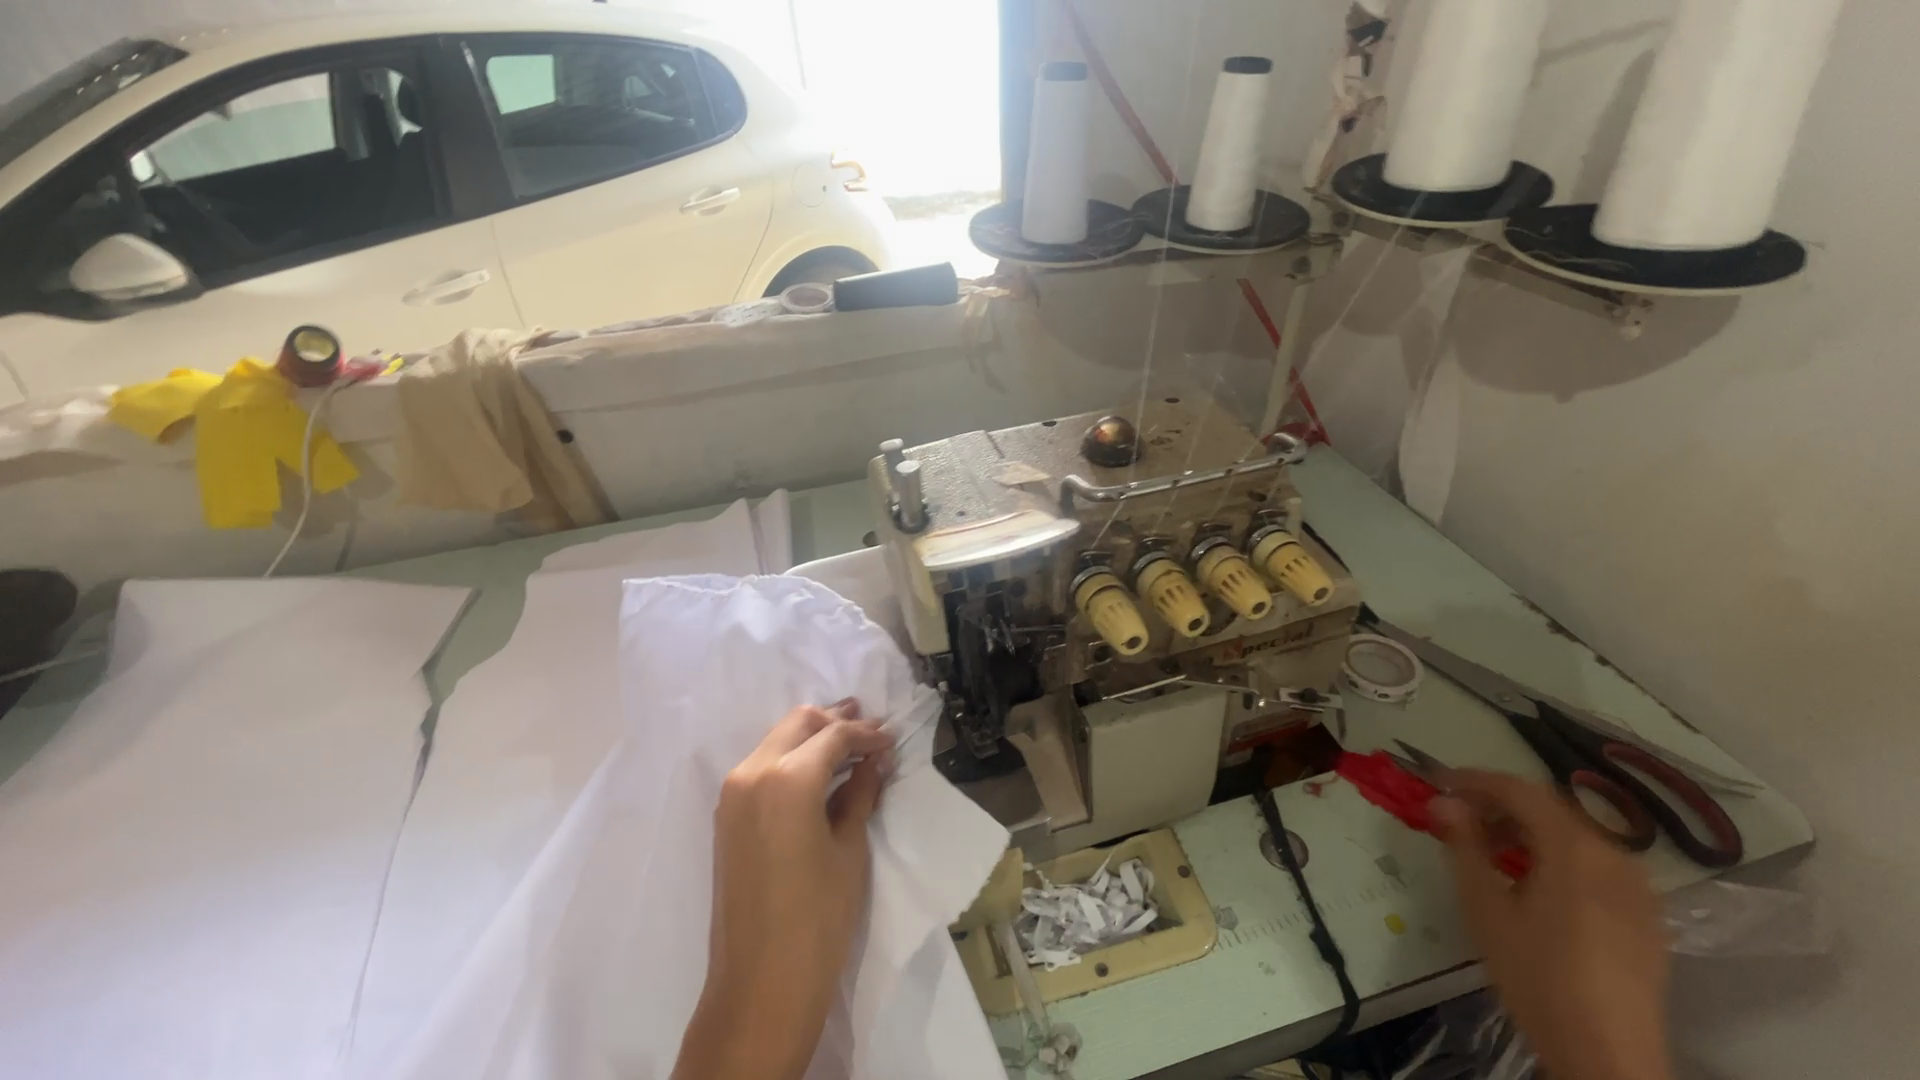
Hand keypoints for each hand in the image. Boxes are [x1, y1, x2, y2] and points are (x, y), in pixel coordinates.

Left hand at [672, 704, 894, 1079]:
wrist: (761, 980)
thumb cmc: (818, 916)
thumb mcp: (849, 849)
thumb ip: (860, 795)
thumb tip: (874, 762)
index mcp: (786, 777)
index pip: (833, 736)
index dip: (866, 734)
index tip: (892, 739)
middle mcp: (751, 772)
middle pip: (798, 724)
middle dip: (835, 721)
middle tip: (869, 727)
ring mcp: (732, 793)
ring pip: (776, 741)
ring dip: (811, 736)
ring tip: (848, 745)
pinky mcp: (726, 815)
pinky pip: (761, 766)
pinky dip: (791, 758)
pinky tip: (819, 773)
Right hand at [1432, 771, 1673, 1079]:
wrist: (1608, 1053)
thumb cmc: (1537, 974)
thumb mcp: (1486, 907)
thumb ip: (1464, 845)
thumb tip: (1443, 802)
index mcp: (1576, 848)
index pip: (1520, 790)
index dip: (1474, 779)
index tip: (1435, 781)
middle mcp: (1615, 855)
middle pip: (1550, 810)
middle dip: (1498, 805)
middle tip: (1455, 817)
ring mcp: (1637, 887)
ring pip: (1574, 838)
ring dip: (1527, 831)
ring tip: (1488, 852)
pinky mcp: (1646, 916)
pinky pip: (1595, 866)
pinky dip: (1557, 858)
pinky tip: (1532, 884)